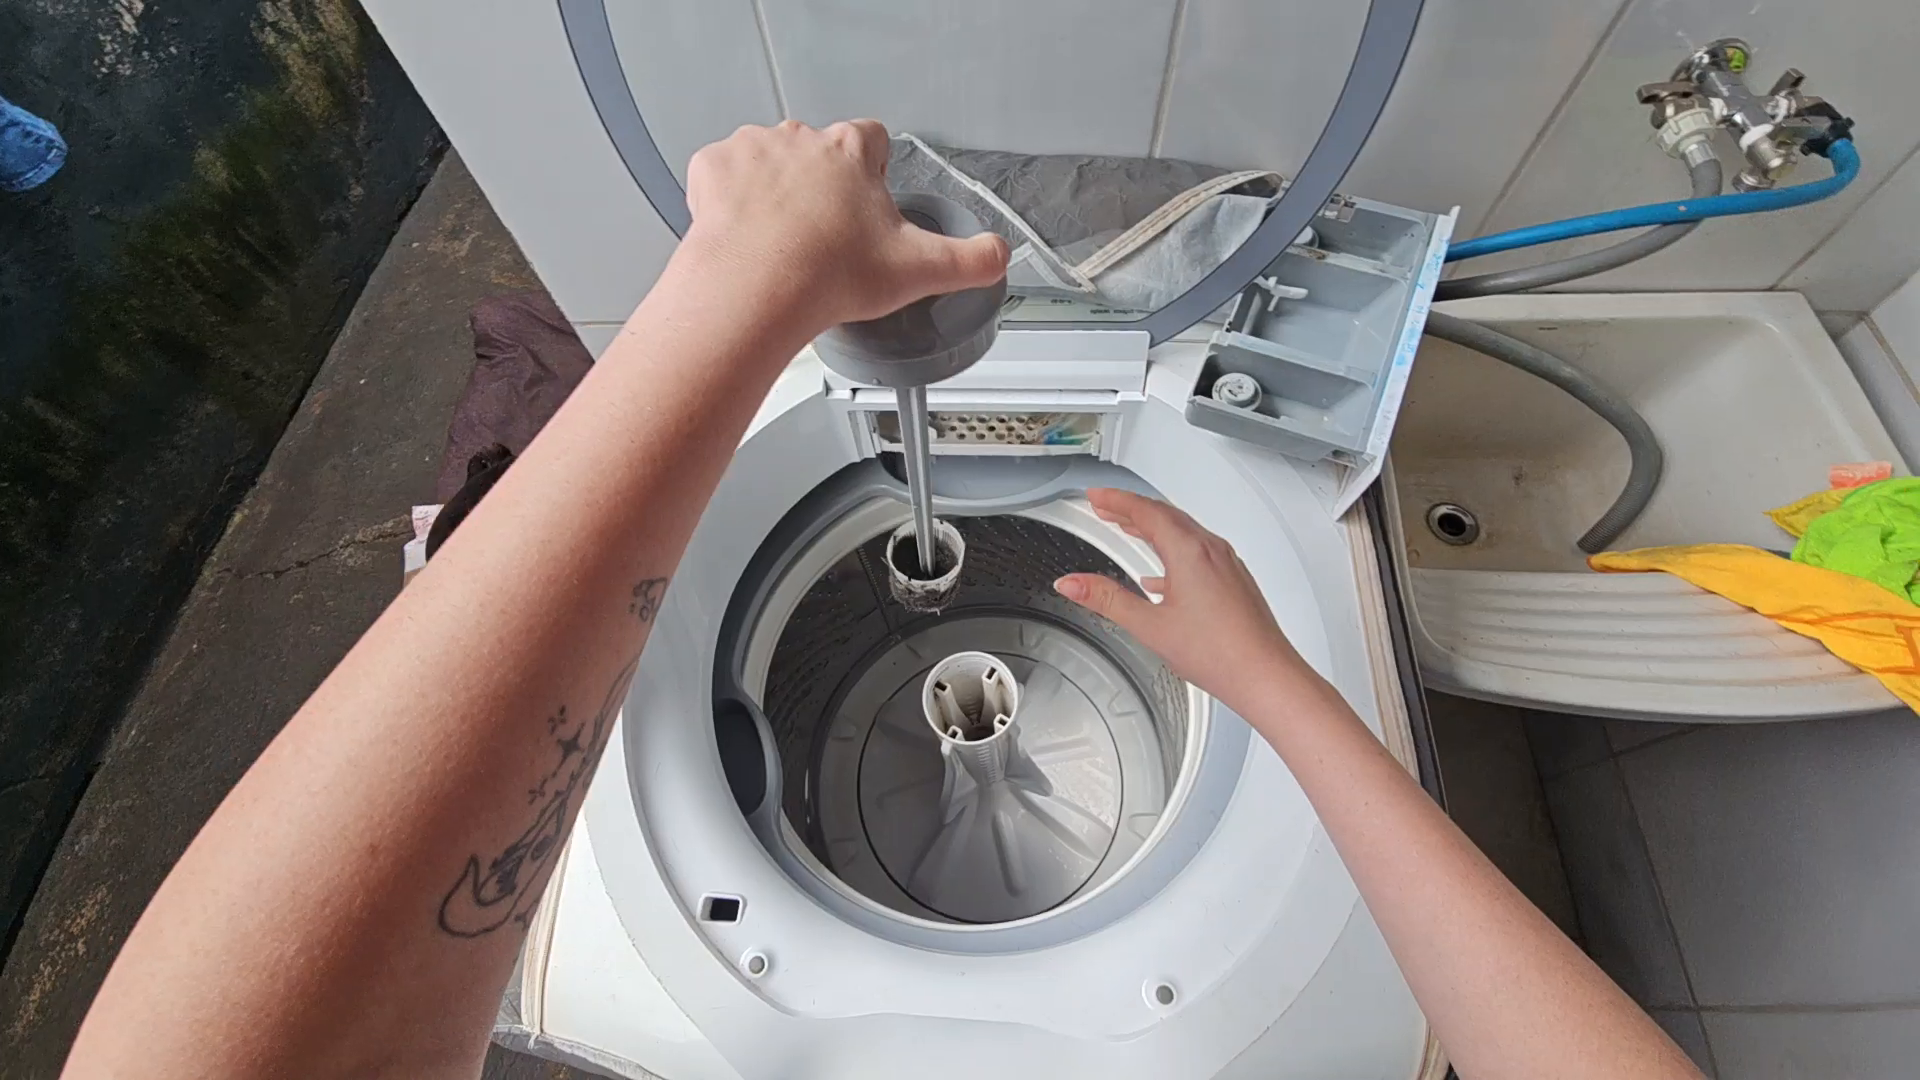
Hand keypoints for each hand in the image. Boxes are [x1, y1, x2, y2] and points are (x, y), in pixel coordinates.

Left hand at [680, 119, 1008, 334]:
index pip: (873, 139)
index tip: (870, 202)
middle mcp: (801, 140)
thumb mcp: (919, 271)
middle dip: (824, 190)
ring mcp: (752, 151)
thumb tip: (998, 256)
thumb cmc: (830, 275)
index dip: (874, 171)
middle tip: (827, 242)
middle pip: (819, 155)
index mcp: (852, 153)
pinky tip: (747, 238)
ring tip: (785, 247)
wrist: (760, 289)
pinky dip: (732, 204)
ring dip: (777, 196)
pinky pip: (723, 177)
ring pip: (770, 165)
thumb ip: (970, 261)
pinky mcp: (712, 170)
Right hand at [1053, 488, 1319, 712]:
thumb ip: (1106, 599)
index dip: (1116, 500)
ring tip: (1129, 529)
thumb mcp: (1149, 626)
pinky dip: (1172, 548)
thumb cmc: (1221, 653)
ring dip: (1152, 526)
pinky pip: (1198, 550)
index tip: (1097, 494)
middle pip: (1165, 515)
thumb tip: (1071, 583)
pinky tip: (1162, 575)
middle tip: (1106, 506)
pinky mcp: (1234, 579)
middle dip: (1131, 509)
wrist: (1266, 676)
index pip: (1146, 511)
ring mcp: (1226, 564)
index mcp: (1189, 552)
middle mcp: (1211, 550)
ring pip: (1184, 531)